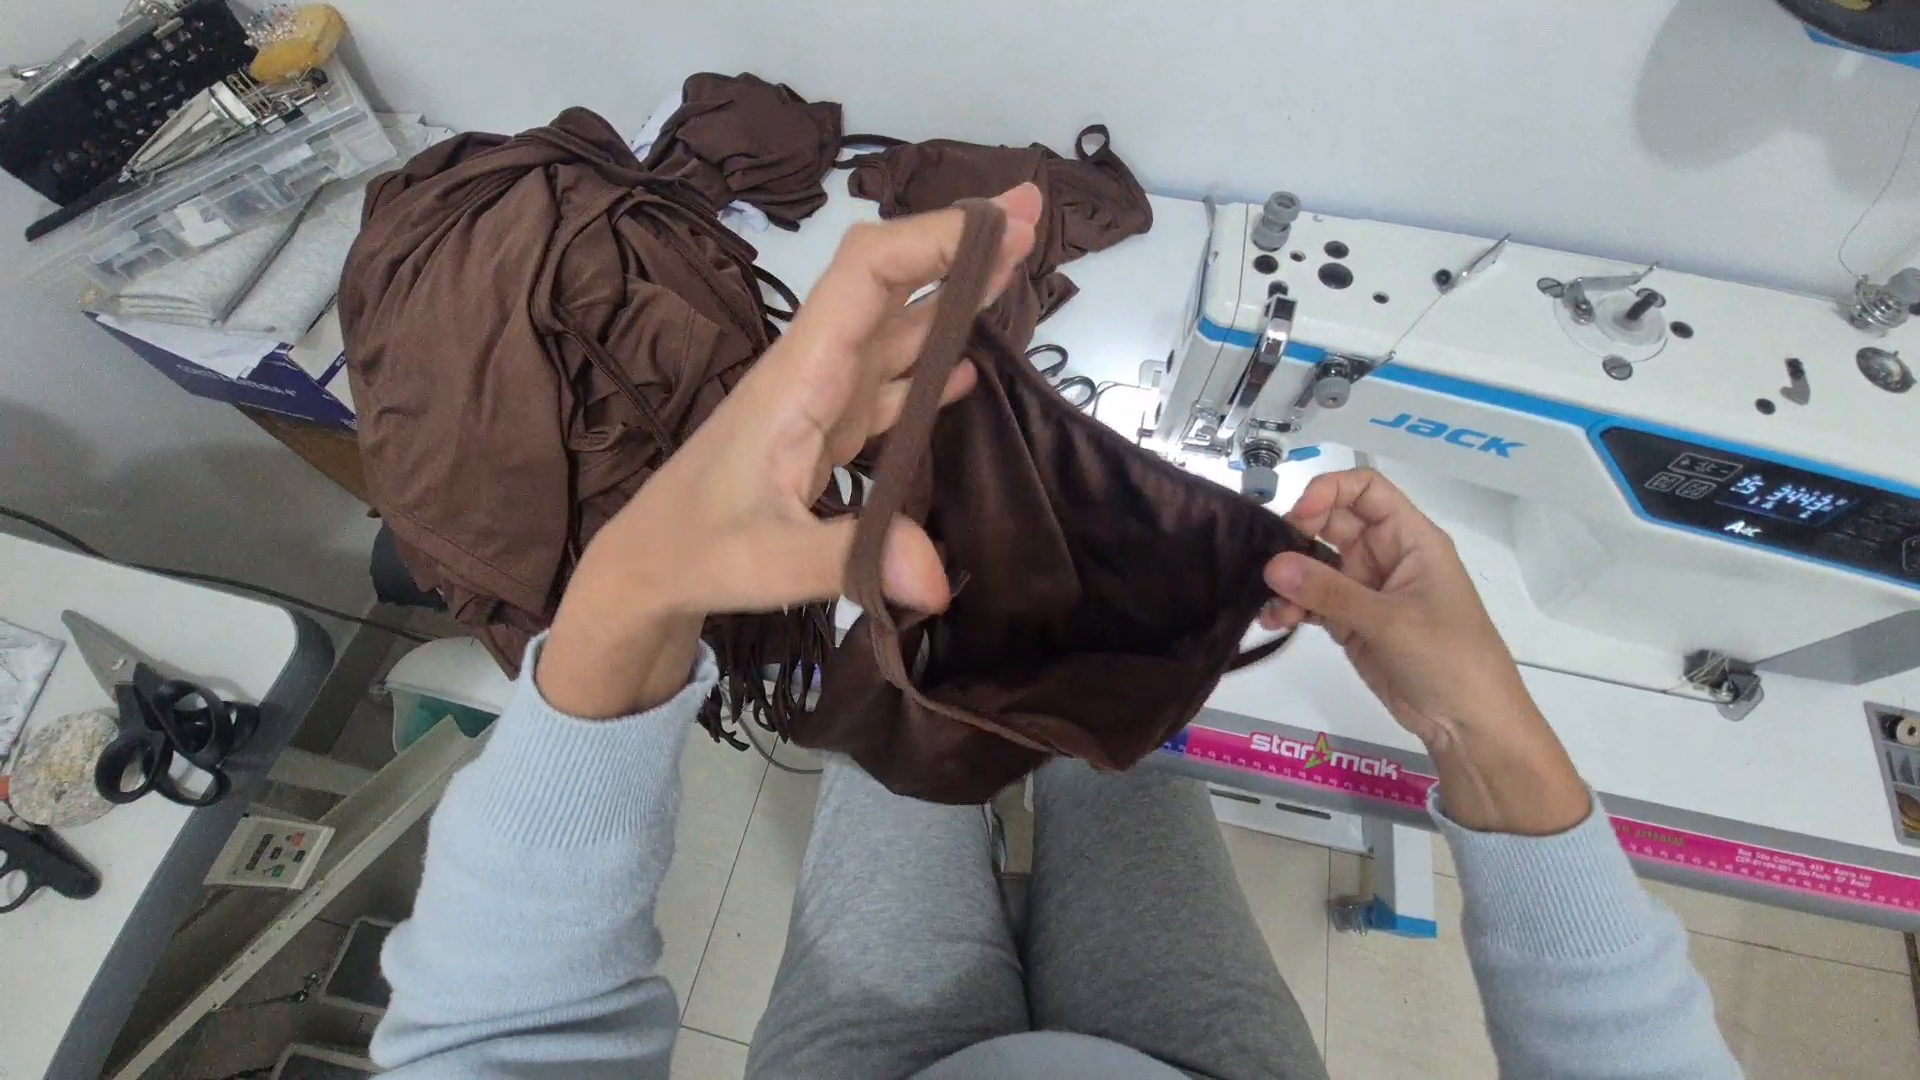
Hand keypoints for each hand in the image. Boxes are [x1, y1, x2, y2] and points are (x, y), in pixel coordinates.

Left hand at [537, 184, 1044, 718]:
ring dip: (952, 301)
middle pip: (889, 287)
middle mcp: (815, 372)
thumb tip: (936, 579)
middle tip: (1032, 220)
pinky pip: (889, 384)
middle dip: (958, 250)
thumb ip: (850, 558)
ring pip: (896, 331)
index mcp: (799, 376)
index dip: (934, 242)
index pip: (866, 276)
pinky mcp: (828, 431)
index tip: (1004, 226)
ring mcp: (823, 401)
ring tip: (1014, 276)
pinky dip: (930, 369)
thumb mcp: (768, 561)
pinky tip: (964, 372)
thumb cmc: (696, 551)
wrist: (651, 566)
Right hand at [1260, 469, 1588, 834]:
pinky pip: (1310, 600)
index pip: (1366, 490)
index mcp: (1410, 539)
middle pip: (1331, 523)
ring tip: (1271, 602)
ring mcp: (1364, 588)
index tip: (1298, 517)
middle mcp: (1384, 556)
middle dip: (1297, 536)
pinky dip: (1290, 607)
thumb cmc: (1448, 658)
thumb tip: (1272, 565)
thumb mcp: (1389, 621)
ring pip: (1313, 564)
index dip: (1330, 491)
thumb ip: (1328, 591)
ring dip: (1287, 577)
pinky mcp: (1348, 620)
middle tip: (1271, 561)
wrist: (1467, 723)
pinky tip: (1275, 621)